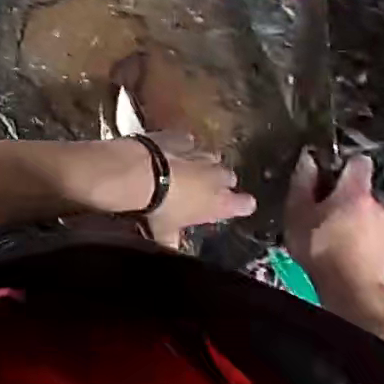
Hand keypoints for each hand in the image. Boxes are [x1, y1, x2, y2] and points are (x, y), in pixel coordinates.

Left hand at [98, 133, 254, 247]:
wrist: (140, 174)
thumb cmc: (158, 209)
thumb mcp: (163, 231)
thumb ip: (171, 239)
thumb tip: (170, 246)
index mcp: (219, 203)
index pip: (244, 205)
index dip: (242, 205)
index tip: (240, 206)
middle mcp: (216, 176)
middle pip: (229, 176)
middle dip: (220, 181)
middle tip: (204, 188)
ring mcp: (199, 153)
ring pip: (211, 156)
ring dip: (203, 162)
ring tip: (187, 168)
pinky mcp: (180, 137)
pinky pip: (187, 140)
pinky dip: (182, 145)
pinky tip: (171, 150)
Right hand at [283, 152, 383, 333]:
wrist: (352, 290)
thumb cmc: (320, 248)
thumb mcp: (298, 212)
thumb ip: (303, 183)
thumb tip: (308, 161)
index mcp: (356, 191)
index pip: (358, 162)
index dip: (342, 165)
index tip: (327, 176)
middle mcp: (379, 204)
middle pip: (362, 191)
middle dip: (345, 198)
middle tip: (322, 213)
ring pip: (369, 214)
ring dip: (355, 219)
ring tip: (333, 235)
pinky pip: (375, 235)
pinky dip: (364, 238)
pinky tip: (347, 251)